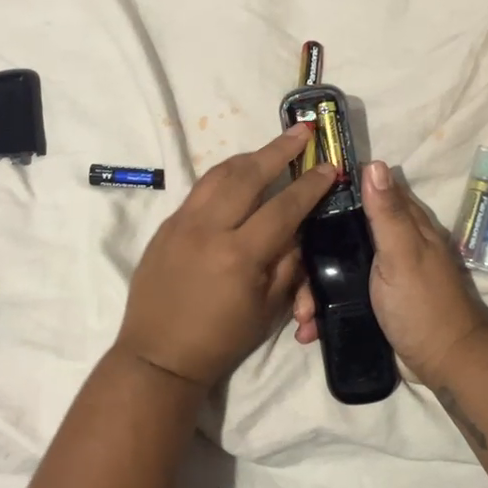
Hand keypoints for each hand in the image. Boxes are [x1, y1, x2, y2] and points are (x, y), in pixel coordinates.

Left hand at [117, 127, 337, 389]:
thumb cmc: (221, 340)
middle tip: (302, 131)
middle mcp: (208, 229)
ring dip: (248, 157)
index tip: (329, 167)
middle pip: (247, 174)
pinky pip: (199, 190)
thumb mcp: (267, 309)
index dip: (309, 185)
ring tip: (271, 149)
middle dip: (278, 150)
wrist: (158, 356)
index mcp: (239, 255)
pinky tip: (238, 176)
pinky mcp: (165, 226)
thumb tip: (298, 227)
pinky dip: (223, 176)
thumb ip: (287, 263)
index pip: (283, 207)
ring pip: (218, 174)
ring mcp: (181, 223)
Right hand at [293, 160, 487, 383]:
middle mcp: (391, 244)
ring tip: (301, 314)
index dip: (332, 193)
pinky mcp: (372, 301)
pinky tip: (309, 328)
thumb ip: (387, 214)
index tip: (296, 199)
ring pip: (336, 269)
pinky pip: (339, 297)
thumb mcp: (403, 254)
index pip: (365, 194)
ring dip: (314, 289)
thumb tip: (373, 163)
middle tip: (290, 275)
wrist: (443, 362)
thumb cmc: (423, 304)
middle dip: (312, 255)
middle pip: (342, 235)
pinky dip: (323, 310)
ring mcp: (381, 275)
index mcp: (403, 225)